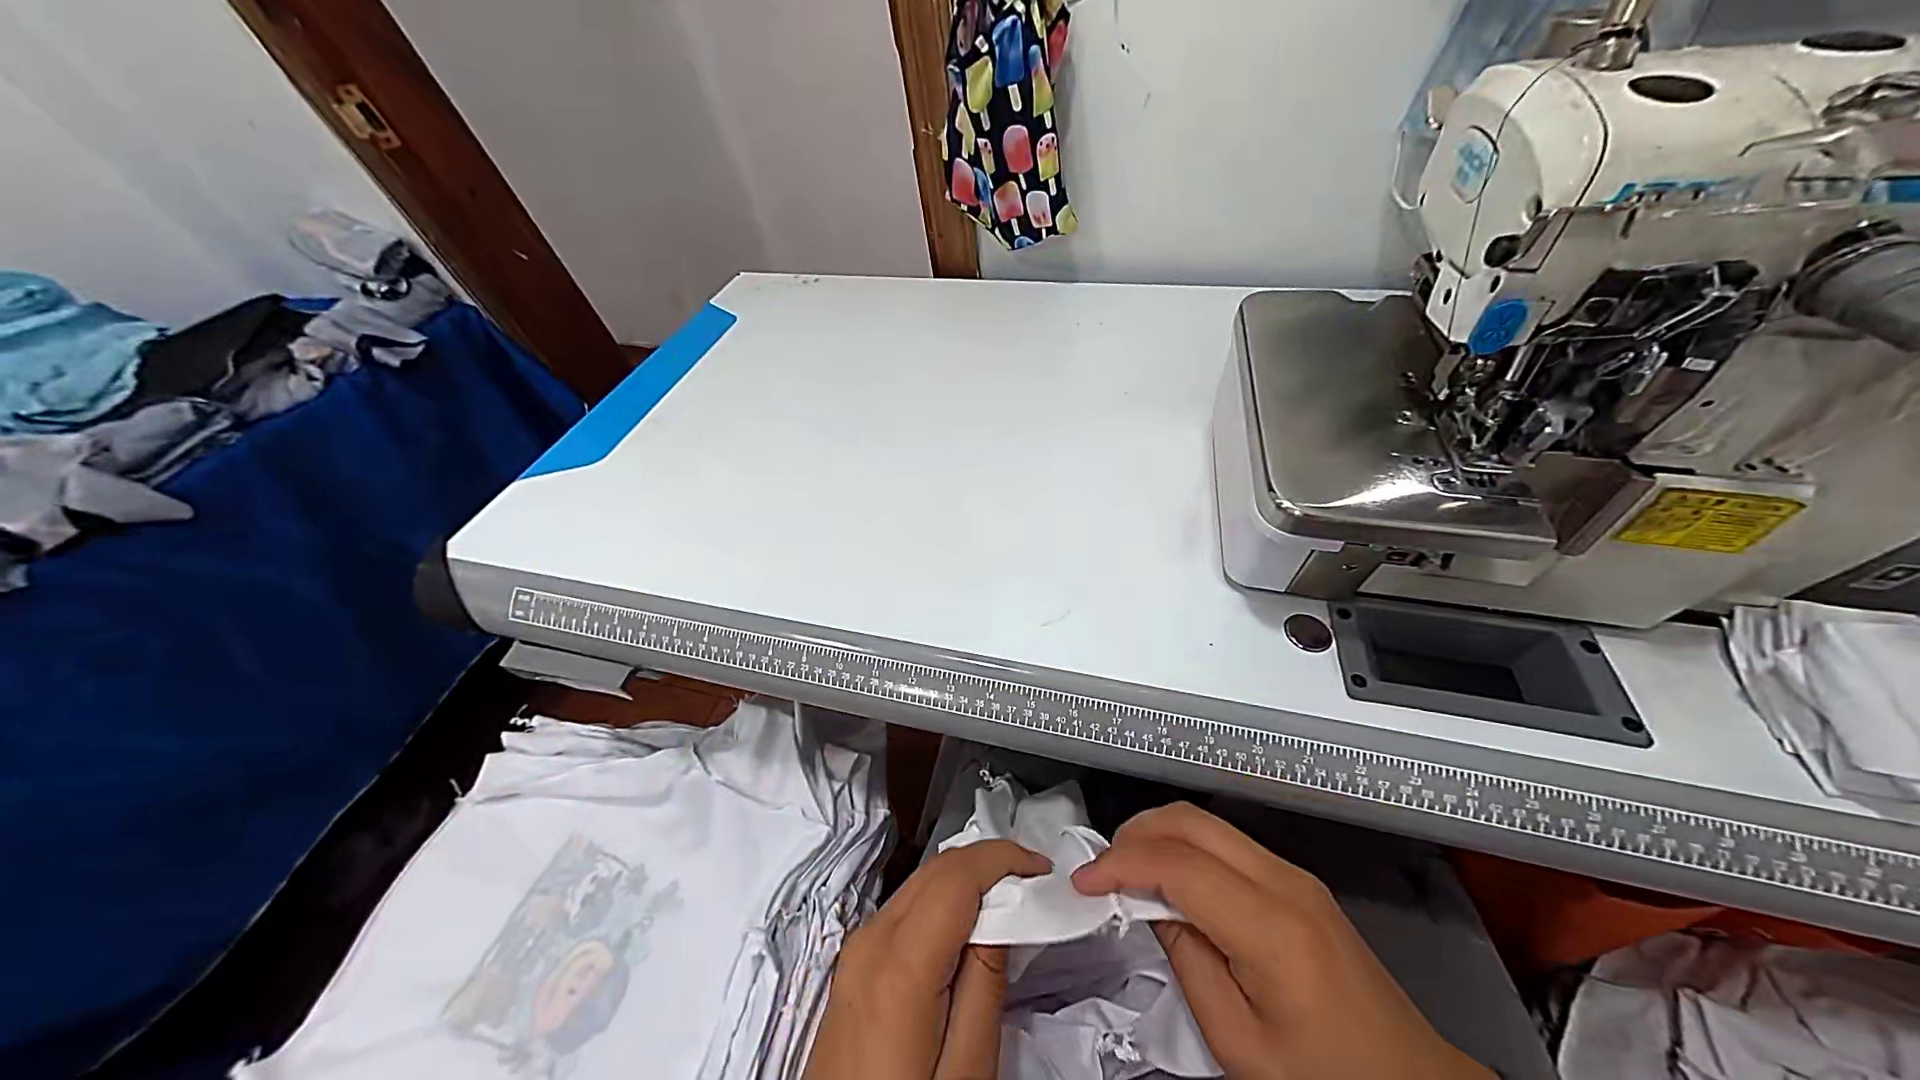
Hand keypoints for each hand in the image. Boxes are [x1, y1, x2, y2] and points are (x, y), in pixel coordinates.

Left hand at [804, 839, 1050, 1079]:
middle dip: (989, 863)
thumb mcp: (966, 1069)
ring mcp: (856, 952)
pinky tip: (969, 925)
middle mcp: (869, 943)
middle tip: (1033, 883)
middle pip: (936, 871)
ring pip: (921, 883)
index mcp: (898, 965)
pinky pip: (905, 908)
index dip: (1003, 858)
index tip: (1041, 869)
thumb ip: (985, 982)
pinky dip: (943, 901)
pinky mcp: (854, 965)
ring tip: (1010, 904)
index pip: (956, 876)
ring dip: (967, 880)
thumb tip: (1001, 916)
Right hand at [1072, 803, 1494, 1079]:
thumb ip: (1187, 960)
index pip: (1178, 864)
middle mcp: (1285, 883)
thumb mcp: (1238, 1040)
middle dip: (1135, 833)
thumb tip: (1150, 906)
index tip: (1084, 881)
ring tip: (1125, 872)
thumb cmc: (1323, 1073)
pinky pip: (1226, 843)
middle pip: (1192, 821)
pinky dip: (1184, 847)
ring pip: (1207, 822)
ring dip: (1157, 835)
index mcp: (1272, 926)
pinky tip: (1168, 879)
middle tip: (1101, 869)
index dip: (1121, 864)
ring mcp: (1294, 876)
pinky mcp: (1297, 882)